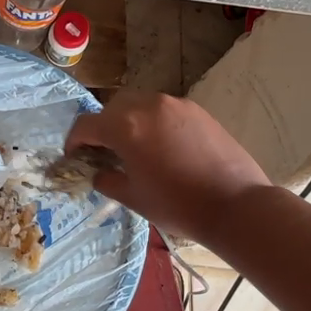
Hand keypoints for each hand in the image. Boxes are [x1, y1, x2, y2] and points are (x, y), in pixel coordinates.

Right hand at [64, 90, 271, 240]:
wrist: (235, 205)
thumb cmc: (178, 205)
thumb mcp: (133, 198)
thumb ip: (108, 180)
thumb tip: (98, 173)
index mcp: (125, 127)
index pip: (86, 125)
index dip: (75, 141)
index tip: (75, 158)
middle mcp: (148, 106)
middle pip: (112, 109)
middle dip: (103, 128)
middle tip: (105, 154)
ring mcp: (176, 105)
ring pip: (139, 105)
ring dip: (129, 123)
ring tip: (135, 150)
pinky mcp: (198, 110)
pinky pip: (164, 110)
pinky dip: (154, 123)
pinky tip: (163, 148)